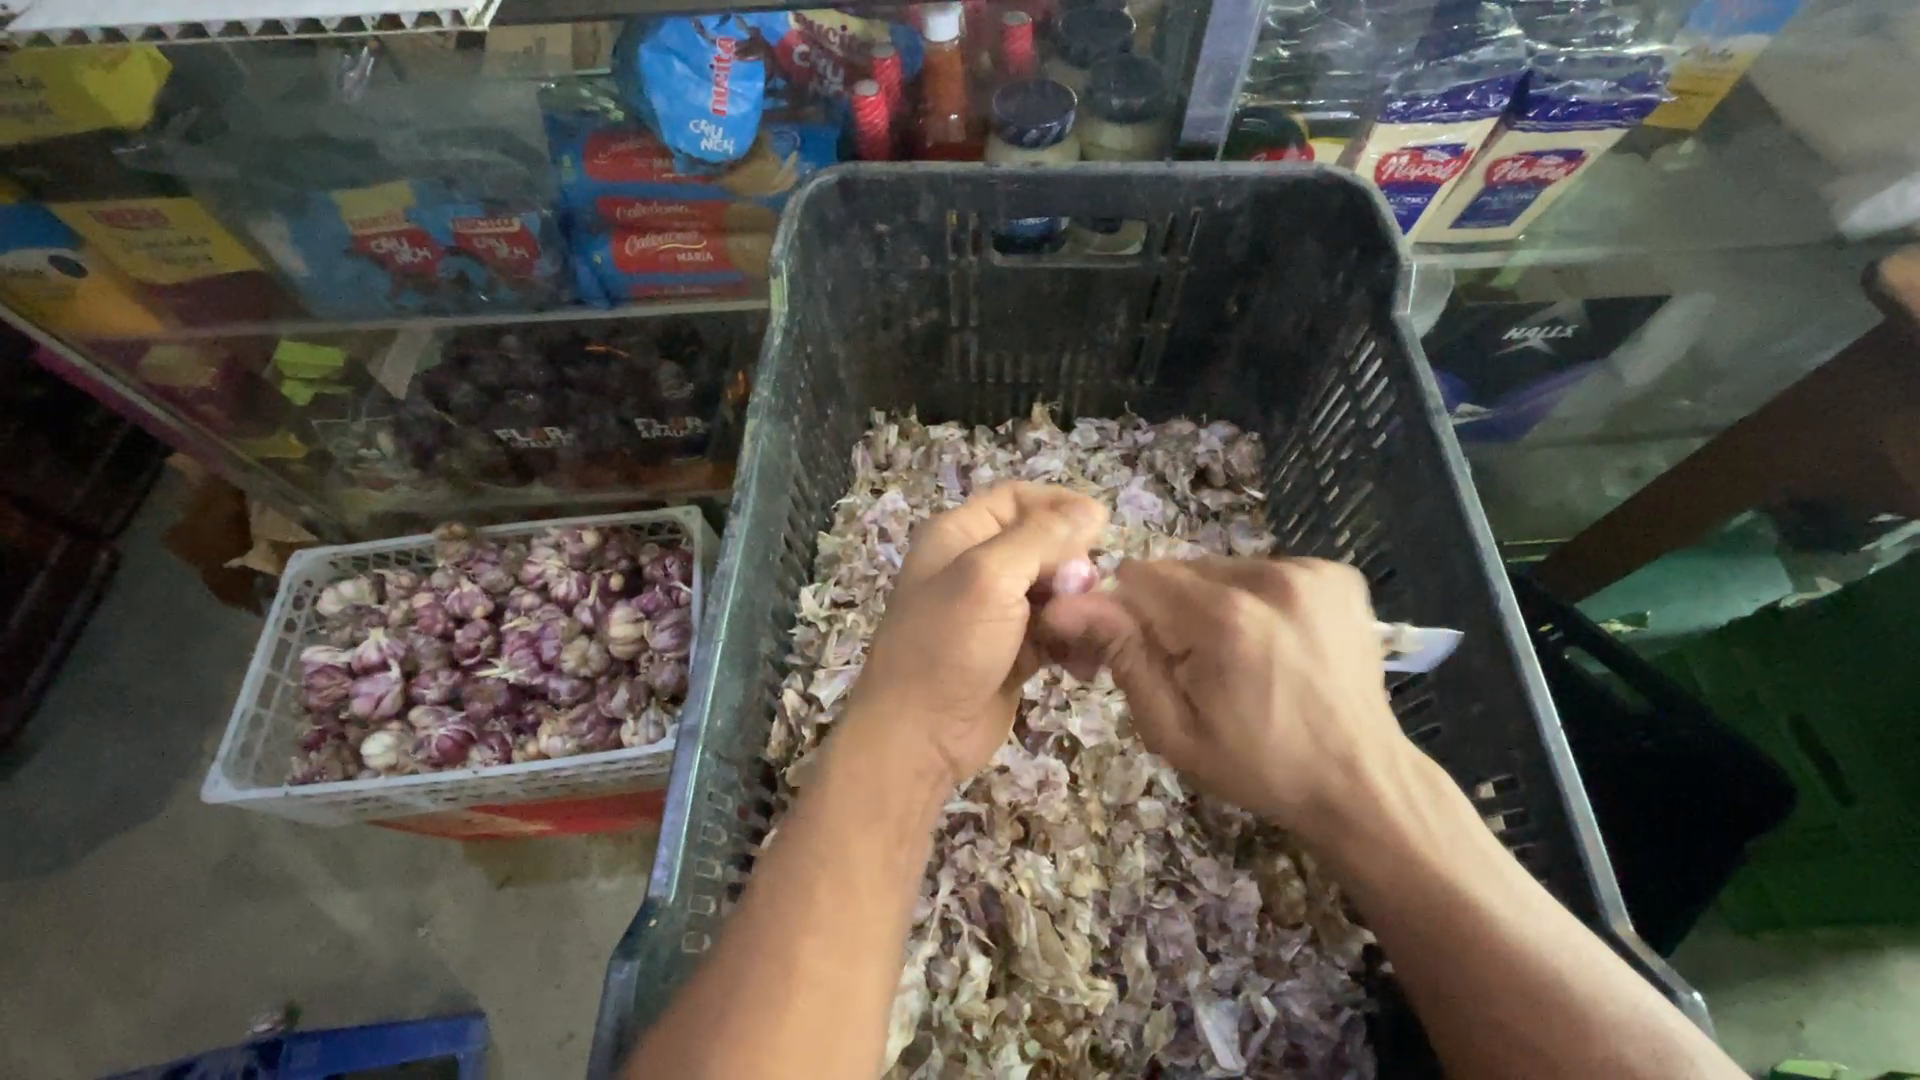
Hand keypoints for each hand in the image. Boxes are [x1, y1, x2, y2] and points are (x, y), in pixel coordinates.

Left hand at [845, 483, 1108, 789]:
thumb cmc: (947, 646)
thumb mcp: (990, 577)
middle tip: (1087, 591)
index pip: (1016, 499)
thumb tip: (1093, 509)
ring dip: (1079, 607)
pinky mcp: (1013, 651)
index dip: (1059, 505)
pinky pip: (1056, 632)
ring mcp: (995, 612)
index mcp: (958, 536)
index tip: (1100, 526)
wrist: (918, 735)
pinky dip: (1073, 641)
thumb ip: (1041, 538)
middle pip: (1042, 545)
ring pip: (1054, 590)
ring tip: (1090, 630)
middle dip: (1072, 565)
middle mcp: (976, 567)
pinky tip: (1084, 662)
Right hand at [1038, 556, 1410, 843]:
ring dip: (1213, 603)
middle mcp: (1269, 578)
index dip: (1127, 612)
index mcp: (1223, 618)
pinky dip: (1255, 600)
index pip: (1137, 575)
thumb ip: (1123, 657)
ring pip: (1221, 568)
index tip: (1144, 653)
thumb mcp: (1174, 730)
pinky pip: (1264, 570)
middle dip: (1172, 609)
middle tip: (1194, 665)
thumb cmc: (1259, 767)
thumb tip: (1066, 605)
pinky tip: (1274, 643)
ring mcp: (1311, 572)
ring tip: (1240, 656)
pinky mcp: (1338, 574)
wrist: (1362, 782)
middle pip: (1180, 569)